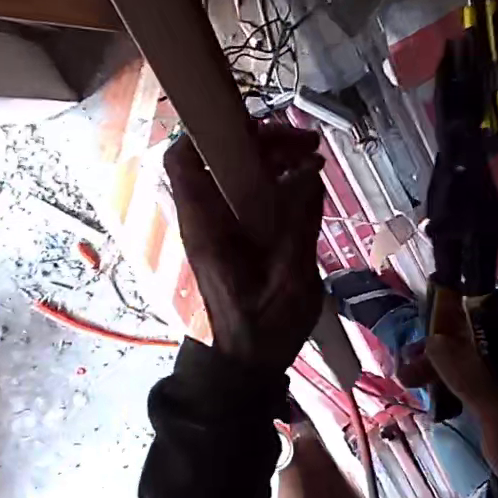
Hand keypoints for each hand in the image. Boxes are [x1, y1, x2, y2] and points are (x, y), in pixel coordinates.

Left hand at [166, 123, 325, 373]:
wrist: (242, 366)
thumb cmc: (262, 330)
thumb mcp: (290, 281)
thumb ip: (298, 224)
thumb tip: (309, 171)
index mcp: (207, 226)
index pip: (185, 160)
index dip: (214, 131)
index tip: (263, 131)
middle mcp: (205, 218)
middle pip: (218, 157)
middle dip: (261, 141)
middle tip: (308, 148)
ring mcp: (218, 227)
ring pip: (235, 173)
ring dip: (271, 160)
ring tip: (312, 162)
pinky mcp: (232, 236)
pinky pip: (247, 194)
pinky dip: (274, 182)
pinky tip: (305, 187)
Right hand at [405, 289, 497, 497]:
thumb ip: (469, 377)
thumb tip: (435, 338)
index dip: (464, 312)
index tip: (429, 326)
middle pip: (481, 334)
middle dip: (444, 344)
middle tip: (409, 361)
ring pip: (474, 356)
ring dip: (442, 363)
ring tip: (408, 376)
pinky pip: (476, 376)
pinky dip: (453, 379)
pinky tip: (428, 388)